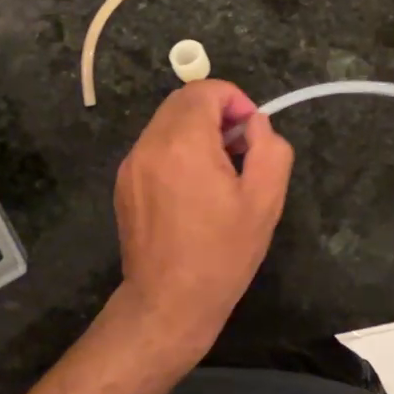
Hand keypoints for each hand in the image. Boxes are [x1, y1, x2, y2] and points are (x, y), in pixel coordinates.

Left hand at [111, 80, 294, 364]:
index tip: (252, 134)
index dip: (235, 101)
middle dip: (215, 113)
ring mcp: (131, 164)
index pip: (205, 90)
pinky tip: (193, 191)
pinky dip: (176, 151)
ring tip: (218, 174)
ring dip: (195, 132)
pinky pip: (153, 148)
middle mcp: (150, 144)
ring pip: (166, 123)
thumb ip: (269, 149)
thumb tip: (255, 124)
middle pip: (183, 102)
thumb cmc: (222, 254)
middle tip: (239, 151)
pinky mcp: (123, 183)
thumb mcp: (264, 202)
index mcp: (183, 143)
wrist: (168, 303)